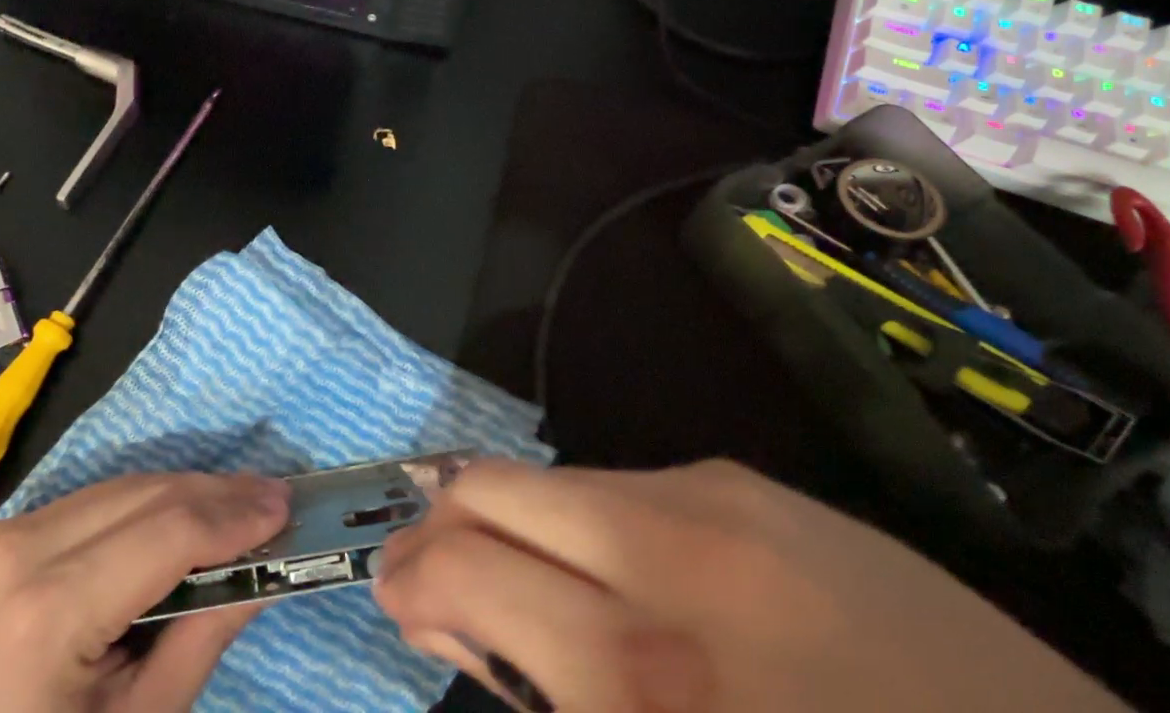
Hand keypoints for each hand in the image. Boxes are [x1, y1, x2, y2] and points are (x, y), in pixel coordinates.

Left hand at [0, 472, 290, 711]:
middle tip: (277, 500)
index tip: (286, 509)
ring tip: (243, 504)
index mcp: (49, 610)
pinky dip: (147, 503)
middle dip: (219, 496)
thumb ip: (205, 635)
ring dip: (188, 493)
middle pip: (144, 497)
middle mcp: (19, 551)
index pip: (166, 533)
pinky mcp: (1, 533)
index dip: (232, 516)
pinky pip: (92, 501)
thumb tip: (267, 570)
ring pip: (121, 488)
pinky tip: (186, 513)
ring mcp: (3, 535)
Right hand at [372, 458, 1130, 712]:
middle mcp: (669, 552)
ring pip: (551, 478)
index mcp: (640, 672)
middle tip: (453, 595)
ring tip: (552, 597)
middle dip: (441, 532)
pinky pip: (628, 484)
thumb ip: (537, 694)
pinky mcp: (763, 488)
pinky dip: (593, 526)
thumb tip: (457, 620)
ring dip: (520, 528)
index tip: (412, 614)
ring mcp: (723, 502)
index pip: (452, 566)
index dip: (406, 585)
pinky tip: (641, 586)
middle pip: (484, 485)